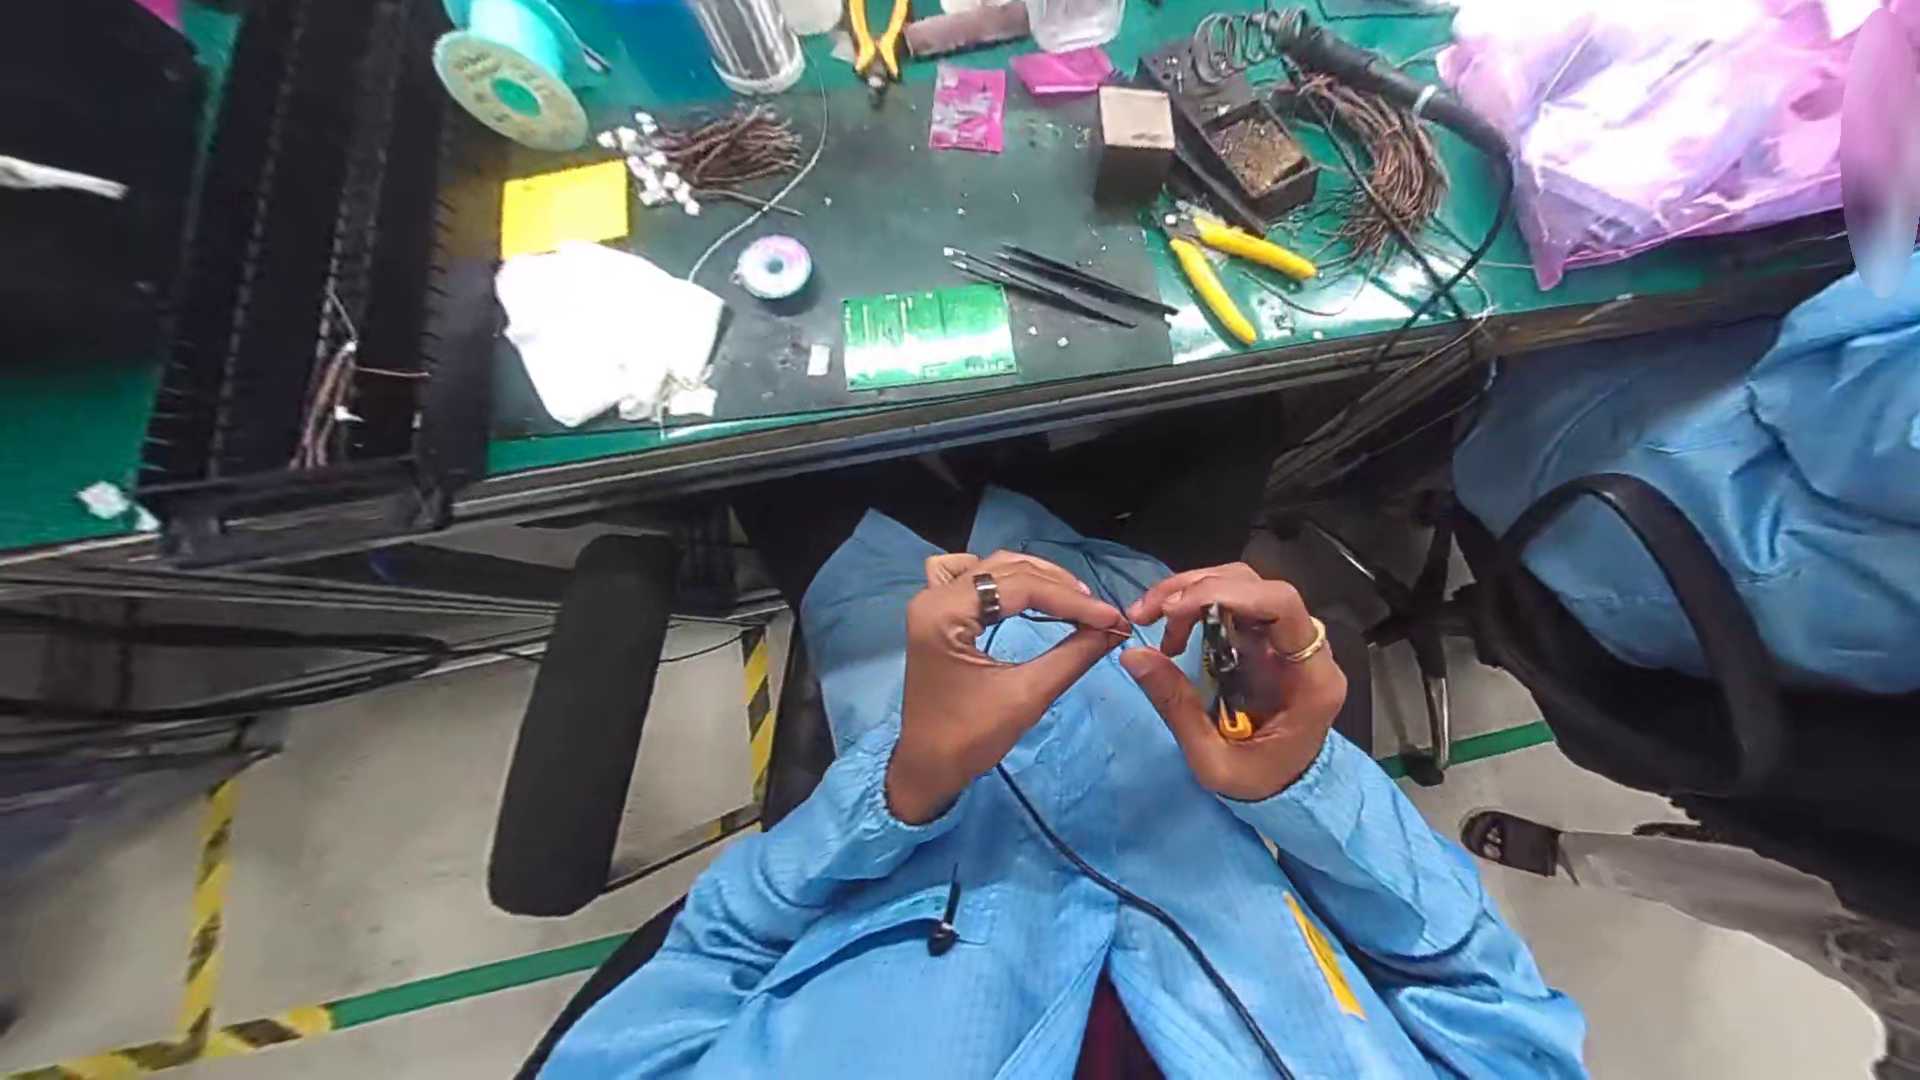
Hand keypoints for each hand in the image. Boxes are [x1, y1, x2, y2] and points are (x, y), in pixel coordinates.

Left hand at [890, 551, 1131, 823]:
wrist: (927, 766)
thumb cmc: (969, 738)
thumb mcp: (1026, 696)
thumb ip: (1073, 655)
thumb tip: (1114, 628)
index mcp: (943, 613)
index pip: (1019, 587)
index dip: (1070, 600)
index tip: (1111, 617)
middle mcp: (933, 596)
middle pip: (1006, 570)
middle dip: (1056, 586)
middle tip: (1097, 612)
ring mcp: (932, 601)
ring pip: (992, 568)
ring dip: (1034, 578)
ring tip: (1073, 600)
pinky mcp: (938, 612)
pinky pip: (972, 577)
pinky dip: (1002, 579)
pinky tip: (1022, 592)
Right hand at [1121, 563, 1346, 801]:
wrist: (1285, 791)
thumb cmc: (1259, 781)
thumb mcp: (1212, 760)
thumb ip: (1177, 707)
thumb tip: (1134, 655)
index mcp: (1310, 679)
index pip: (1281, 606)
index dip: (1227, 593)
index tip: (1174, 610)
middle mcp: (1302, 648)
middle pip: (1254, 585)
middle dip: (1194, 589)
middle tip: (1147, 614)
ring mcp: (1281, 638)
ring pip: (1239, 583)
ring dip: (1188, 591)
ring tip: (1151, 618)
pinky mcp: (1260, 637)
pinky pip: (1229, 599)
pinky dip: (1192, 601)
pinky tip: (1169, 625)